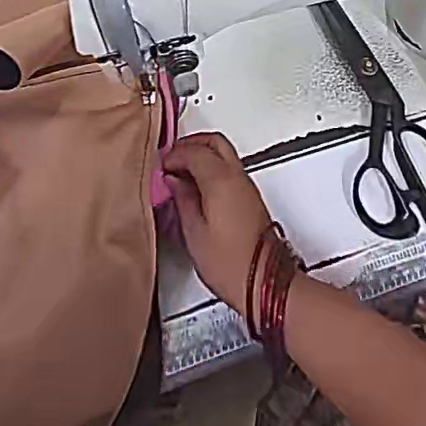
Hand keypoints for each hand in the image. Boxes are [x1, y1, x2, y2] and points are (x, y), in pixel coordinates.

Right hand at [163, 133, 272, 316]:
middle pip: (214, 142)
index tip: (161, 165)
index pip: (194, 151)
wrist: (264, 283)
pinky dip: (212, 167)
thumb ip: (182, 200)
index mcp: (221, 180)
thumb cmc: (232, 265)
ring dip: (202, 154)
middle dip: (191, 144)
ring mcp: (246, 186)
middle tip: (171, 157)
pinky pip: (229, 169)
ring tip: (181, 172)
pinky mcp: (250, 198)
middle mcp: (237, 177)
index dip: (173, 154)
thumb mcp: (194, 233)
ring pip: (224, 153)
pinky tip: (197, 186)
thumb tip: (174, 182)